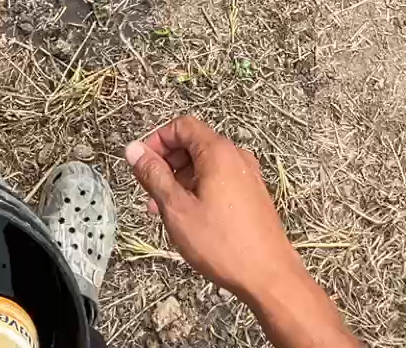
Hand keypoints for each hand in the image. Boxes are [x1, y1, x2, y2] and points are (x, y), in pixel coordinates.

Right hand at [124, 116, 304, 301]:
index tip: (143, 163)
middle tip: (151, 190)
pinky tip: (192, 218)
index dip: (157, 140)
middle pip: (193, 143)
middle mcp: (236, 157)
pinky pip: (219, 180)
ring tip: (168, 211)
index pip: (181, 126)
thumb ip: (153, 175)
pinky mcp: (253, 195)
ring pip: (205, 164)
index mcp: (218, 152)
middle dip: (167, 163)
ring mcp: (247, 176)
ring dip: (181, 180)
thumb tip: (134, 151)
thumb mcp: (177, 208)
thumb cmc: (225, 245)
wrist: (271, 279)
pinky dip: (199, 189)